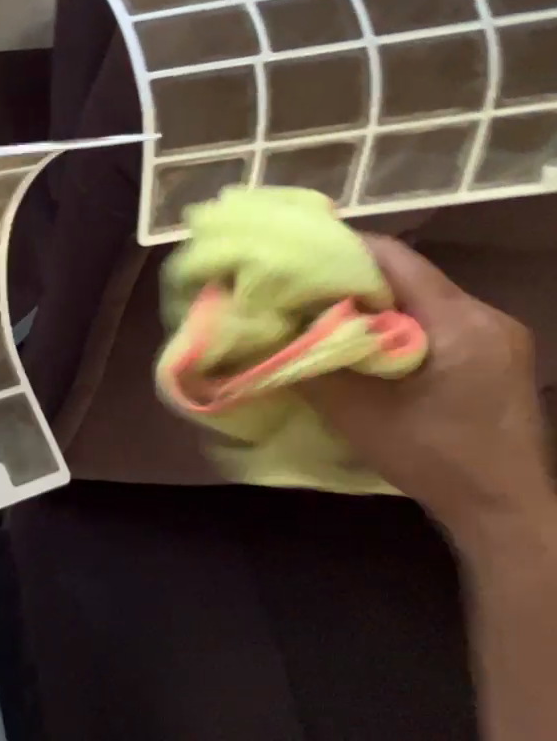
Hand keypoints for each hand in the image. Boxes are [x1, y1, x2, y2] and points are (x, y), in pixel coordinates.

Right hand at [307, 235, 552, 540]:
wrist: (506, 512)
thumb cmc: (431, 455)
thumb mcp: (352, 407)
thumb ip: (305, 359)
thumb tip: (256, 328)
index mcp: (460, 321)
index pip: (392, 257)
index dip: (333, 248)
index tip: (284, 258)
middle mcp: (485, 317)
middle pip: (403, 274)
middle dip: (341, 277)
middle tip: (289, 289)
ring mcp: (495, 337)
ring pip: (414, 297)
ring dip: (364, 302)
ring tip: (314, 315)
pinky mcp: (492, 356)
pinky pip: (431, 319)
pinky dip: (388, 321)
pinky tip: (357, 341)